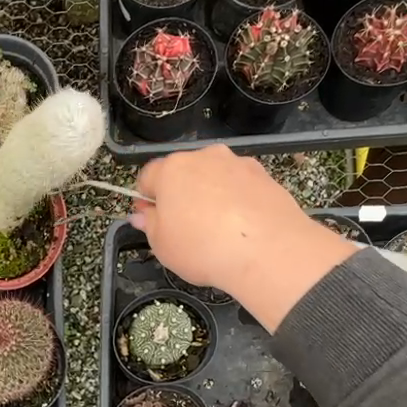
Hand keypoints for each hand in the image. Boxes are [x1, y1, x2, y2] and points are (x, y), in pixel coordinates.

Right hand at [134, 145, 355, 328]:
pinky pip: (238, 185)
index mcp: (172, 169)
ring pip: (212, 176)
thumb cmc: (202, 247)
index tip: (150, 219)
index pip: (147, 176)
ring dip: (207, 195)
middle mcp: (204, 157)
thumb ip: (148, 224)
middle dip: (178, 195)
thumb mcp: (161, 244)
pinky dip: (233, 200)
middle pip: (182, 172)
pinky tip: (237, 227)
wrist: (265, 249)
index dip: (146, 199)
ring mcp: (236, 163)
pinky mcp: (262, 174)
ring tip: (214, 230)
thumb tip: (141, 214)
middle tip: (182, 228)